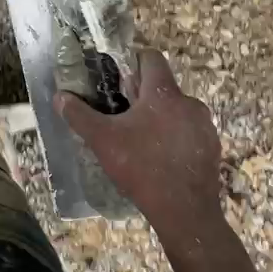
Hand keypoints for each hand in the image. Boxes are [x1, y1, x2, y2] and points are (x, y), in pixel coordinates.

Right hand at [57, 49, 221, 232]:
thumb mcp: (101, 139)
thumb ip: (78, 114)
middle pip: (162, 86)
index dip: (132, 62)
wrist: (186, 214)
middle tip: (121, 114)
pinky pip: (189, 131)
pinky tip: (159, 157)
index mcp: (164, 94)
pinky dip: (174, 136)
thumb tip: (60, 97)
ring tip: (139, 138)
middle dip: (141, 95)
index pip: (151, 57)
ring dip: (159, 116)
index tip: (117, 79)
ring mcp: (205, 127)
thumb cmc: (141, 167)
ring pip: (176, 109)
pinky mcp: (212, 149)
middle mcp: (190, 104)